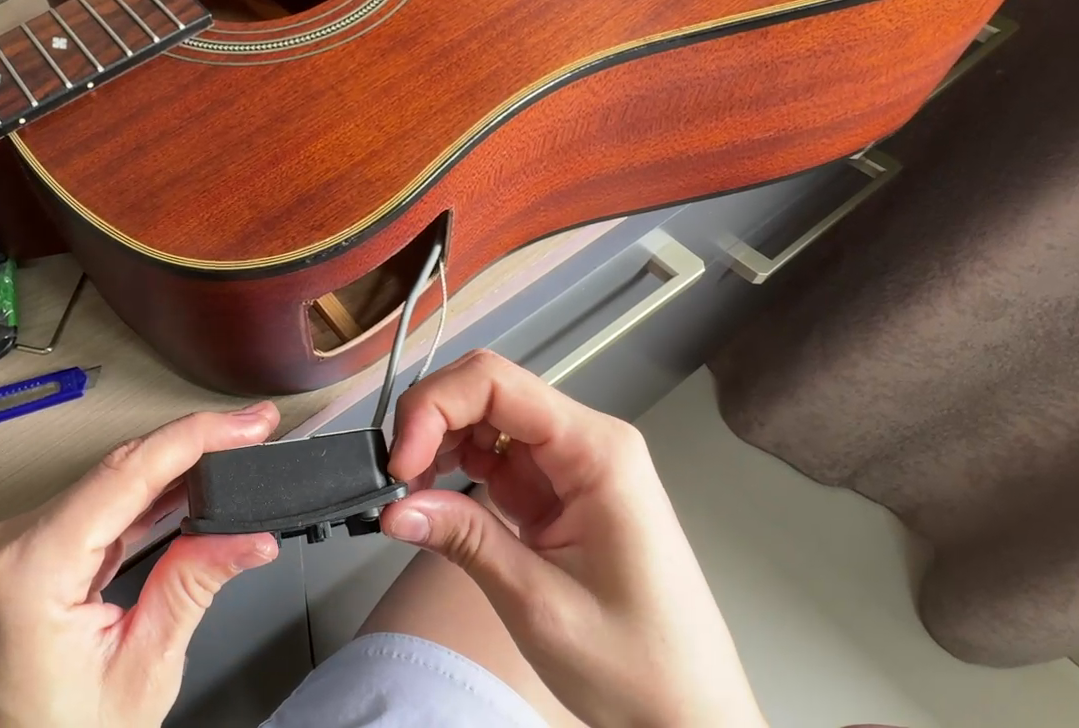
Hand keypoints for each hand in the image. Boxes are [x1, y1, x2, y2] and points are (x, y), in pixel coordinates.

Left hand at [0, 403, 280, 727]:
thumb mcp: (142, 669)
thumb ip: (193, 586)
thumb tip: (246, 537)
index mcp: (32, 569)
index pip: (126, 474)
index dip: (194, 439)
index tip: (244, 424)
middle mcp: (12, 543)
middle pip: (118, 469)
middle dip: (192, 446)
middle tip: (250, 431)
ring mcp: (16, 544)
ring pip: (110, 480)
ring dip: (174, 467)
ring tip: (231, 450)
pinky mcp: (29, 551)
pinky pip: (96, 506)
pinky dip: (145, 494)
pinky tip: (187, 482)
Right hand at [381, 350, 764, 727]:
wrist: (686, 715)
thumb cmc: (638, 666)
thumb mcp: (538, 603)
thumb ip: (464, 539)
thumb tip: (392, 507)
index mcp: (597, 452)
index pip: (496, 383)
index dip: (435, 408)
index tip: (400, 462)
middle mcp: (585, 442)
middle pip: (487, 391)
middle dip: (431, 421)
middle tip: (397, 479)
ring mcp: (569, 464)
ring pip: (484, 418)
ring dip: (438, 444)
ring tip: (412, 494)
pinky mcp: (554, 489)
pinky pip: (492, 454)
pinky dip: (454, 467)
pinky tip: (437, 500)